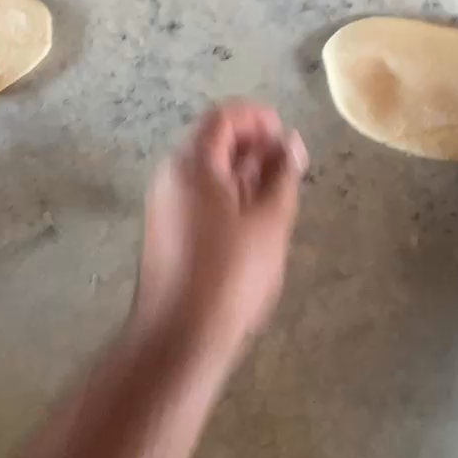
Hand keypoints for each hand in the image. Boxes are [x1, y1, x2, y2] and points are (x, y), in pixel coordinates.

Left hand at [132, 100, 306, 355]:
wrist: (179, 339)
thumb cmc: (230, 274)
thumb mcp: (269, 221)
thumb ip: (283, 175)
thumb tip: (291, 142)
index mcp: (191, 164)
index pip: (223, 117)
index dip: (257, 117)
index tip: (286, 133)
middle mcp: (172, 176)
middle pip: (213, 141)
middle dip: (253, 145)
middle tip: (289, 164)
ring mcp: (166, 203)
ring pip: (208, 169)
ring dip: (243, 170)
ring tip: (279, 191)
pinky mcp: (168, 229)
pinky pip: (200, 193)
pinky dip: (229, 192)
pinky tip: (255, 216)